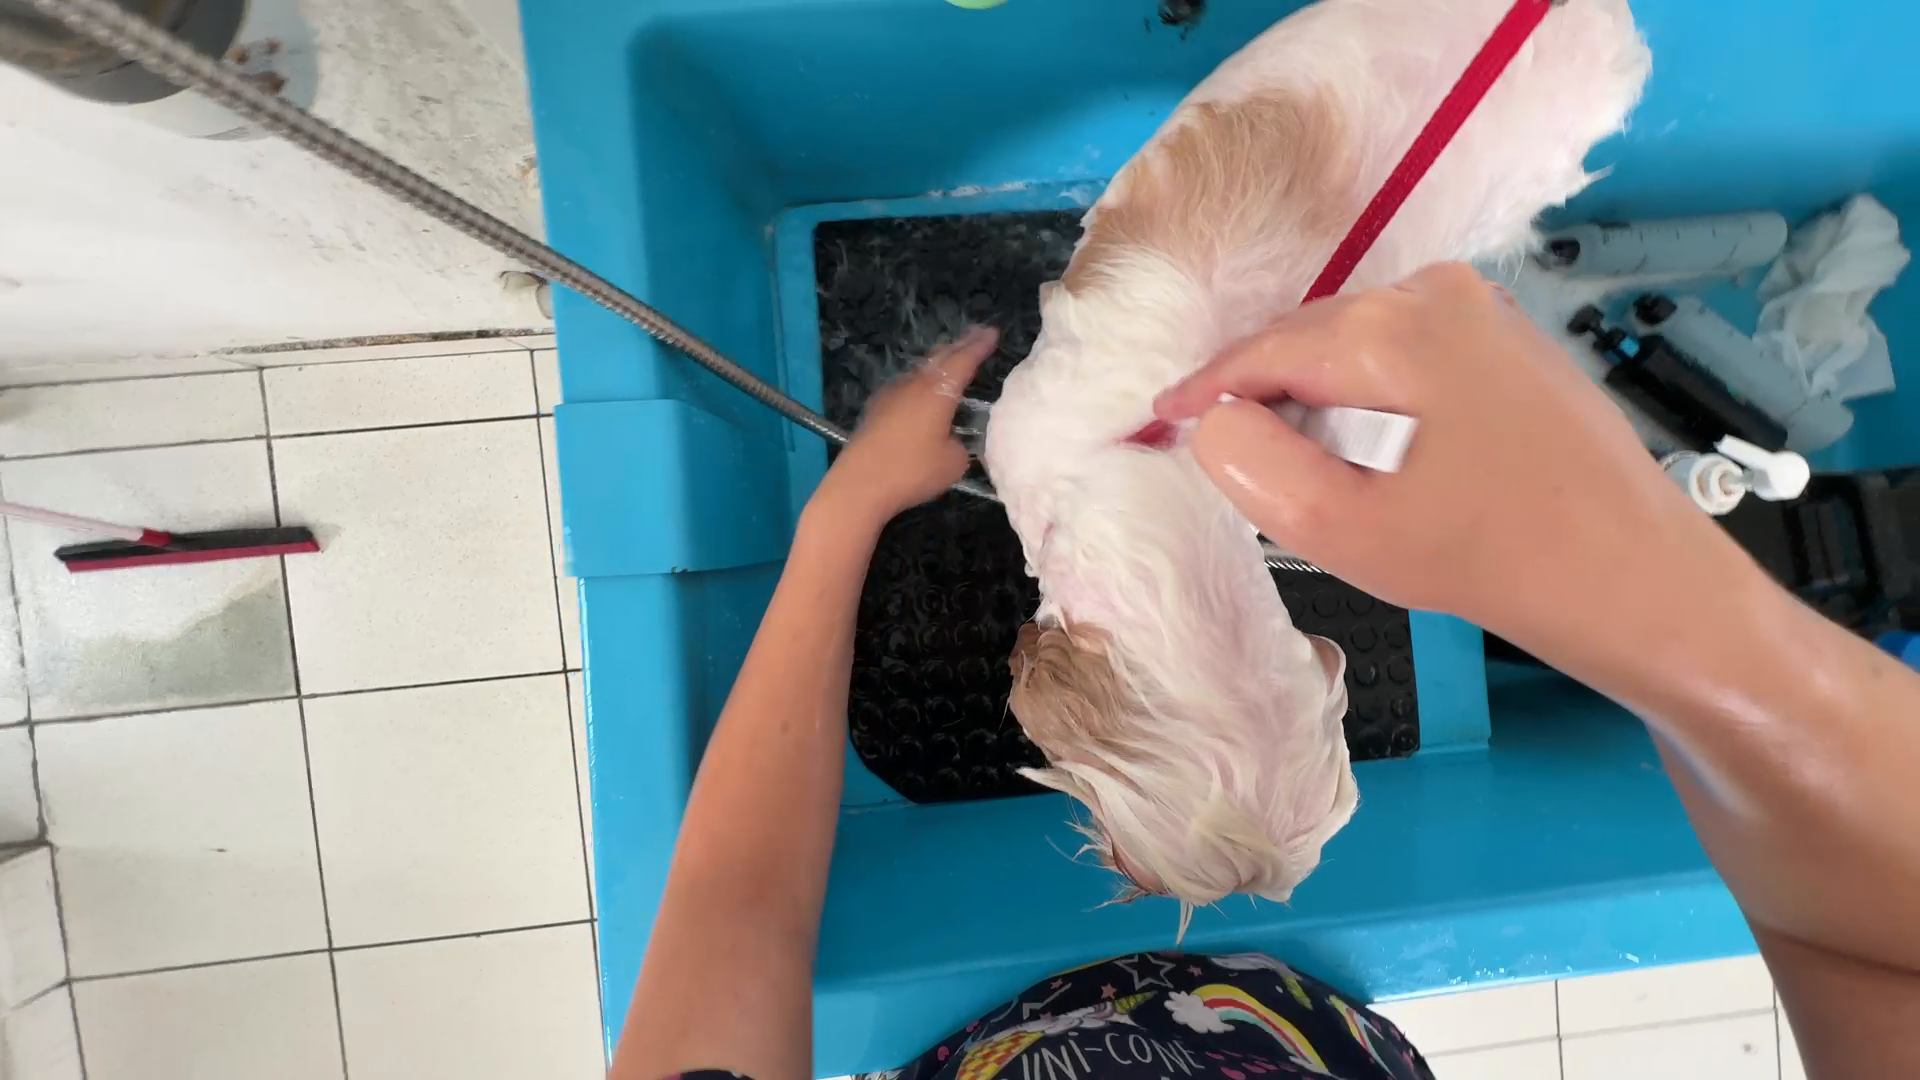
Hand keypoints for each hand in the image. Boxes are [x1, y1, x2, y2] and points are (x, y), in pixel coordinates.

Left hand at [813, 326, 996, 527]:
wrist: (860, 484)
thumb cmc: (912, 471)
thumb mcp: (953, 463)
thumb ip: (960, 446)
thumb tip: (951, 440)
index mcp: (937, 392)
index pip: (963, 360)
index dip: (980, 346)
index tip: (992, 332)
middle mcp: (913, 385)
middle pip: (938, 358)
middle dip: (959, 345)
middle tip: (975, 335)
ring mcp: (890, 396)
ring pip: (919, 371)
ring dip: (937, 363)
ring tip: (950, 359)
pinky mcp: (875, 410)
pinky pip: (905, 387)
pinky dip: (920, 383)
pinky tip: (921, 392)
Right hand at [1153, 263, 1754, 646]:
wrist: (1623, 573)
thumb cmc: (1472, 554)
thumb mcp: (1336, 526)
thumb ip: (1250, 462)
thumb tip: (1216, 418)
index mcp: (1384, 331)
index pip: (1257, 352)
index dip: (1202, 390)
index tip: (1162, 419)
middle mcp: (1430, 292)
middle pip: (1298, 341)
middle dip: (1258, 396)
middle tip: (1239, 458)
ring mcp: (1474, 305)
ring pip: (1341, 344)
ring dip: (1306, 396)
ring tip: (1304, 459)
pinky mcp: (1497, 331)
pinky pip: (1387, 350)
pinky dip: (1353, 391)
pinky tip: (1363, 441)